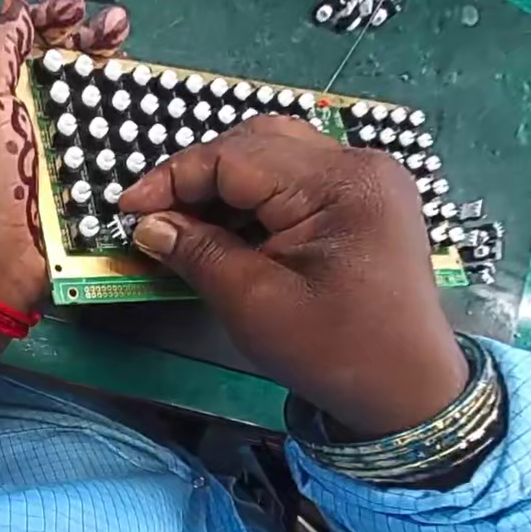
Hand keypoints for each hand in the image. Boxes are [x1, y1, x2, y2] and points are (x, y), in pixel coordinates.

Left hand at [0, 0, 130, 359]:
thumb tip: (15, 15)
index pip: (25, 45)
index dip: (51, 18)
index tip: (78, 7)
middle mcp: (21, 125)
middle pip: (63, 72)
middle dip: (90, 42)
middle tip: (118, 31)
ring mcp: (50, 160)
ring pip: (88, 107)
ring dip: (111, 78)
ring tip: (130, 59)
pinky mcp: (76, 192)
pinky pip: (104, 151)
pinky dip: (121, 128)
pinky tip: (136, 109)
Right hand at [117, 116, 467, 437]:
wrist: (402, 388)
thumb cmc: (332, 350)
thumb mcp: (253, 304)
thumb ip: (198, 254)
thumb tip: (149, 226)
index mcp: (338, 185)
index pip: (236, 155)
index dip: (173, 177)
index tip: (128, 208)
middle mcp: (356, 166)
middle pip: (256, 143)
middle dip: (195, 175)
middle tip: (154, 216)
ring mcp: (362, 181)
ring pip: (272, 157)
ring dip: (219, 187)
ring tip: (182, 226)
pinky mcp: (358, 202)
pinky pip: (290, 183)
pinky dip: (247, 202)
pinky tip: (222, 231)